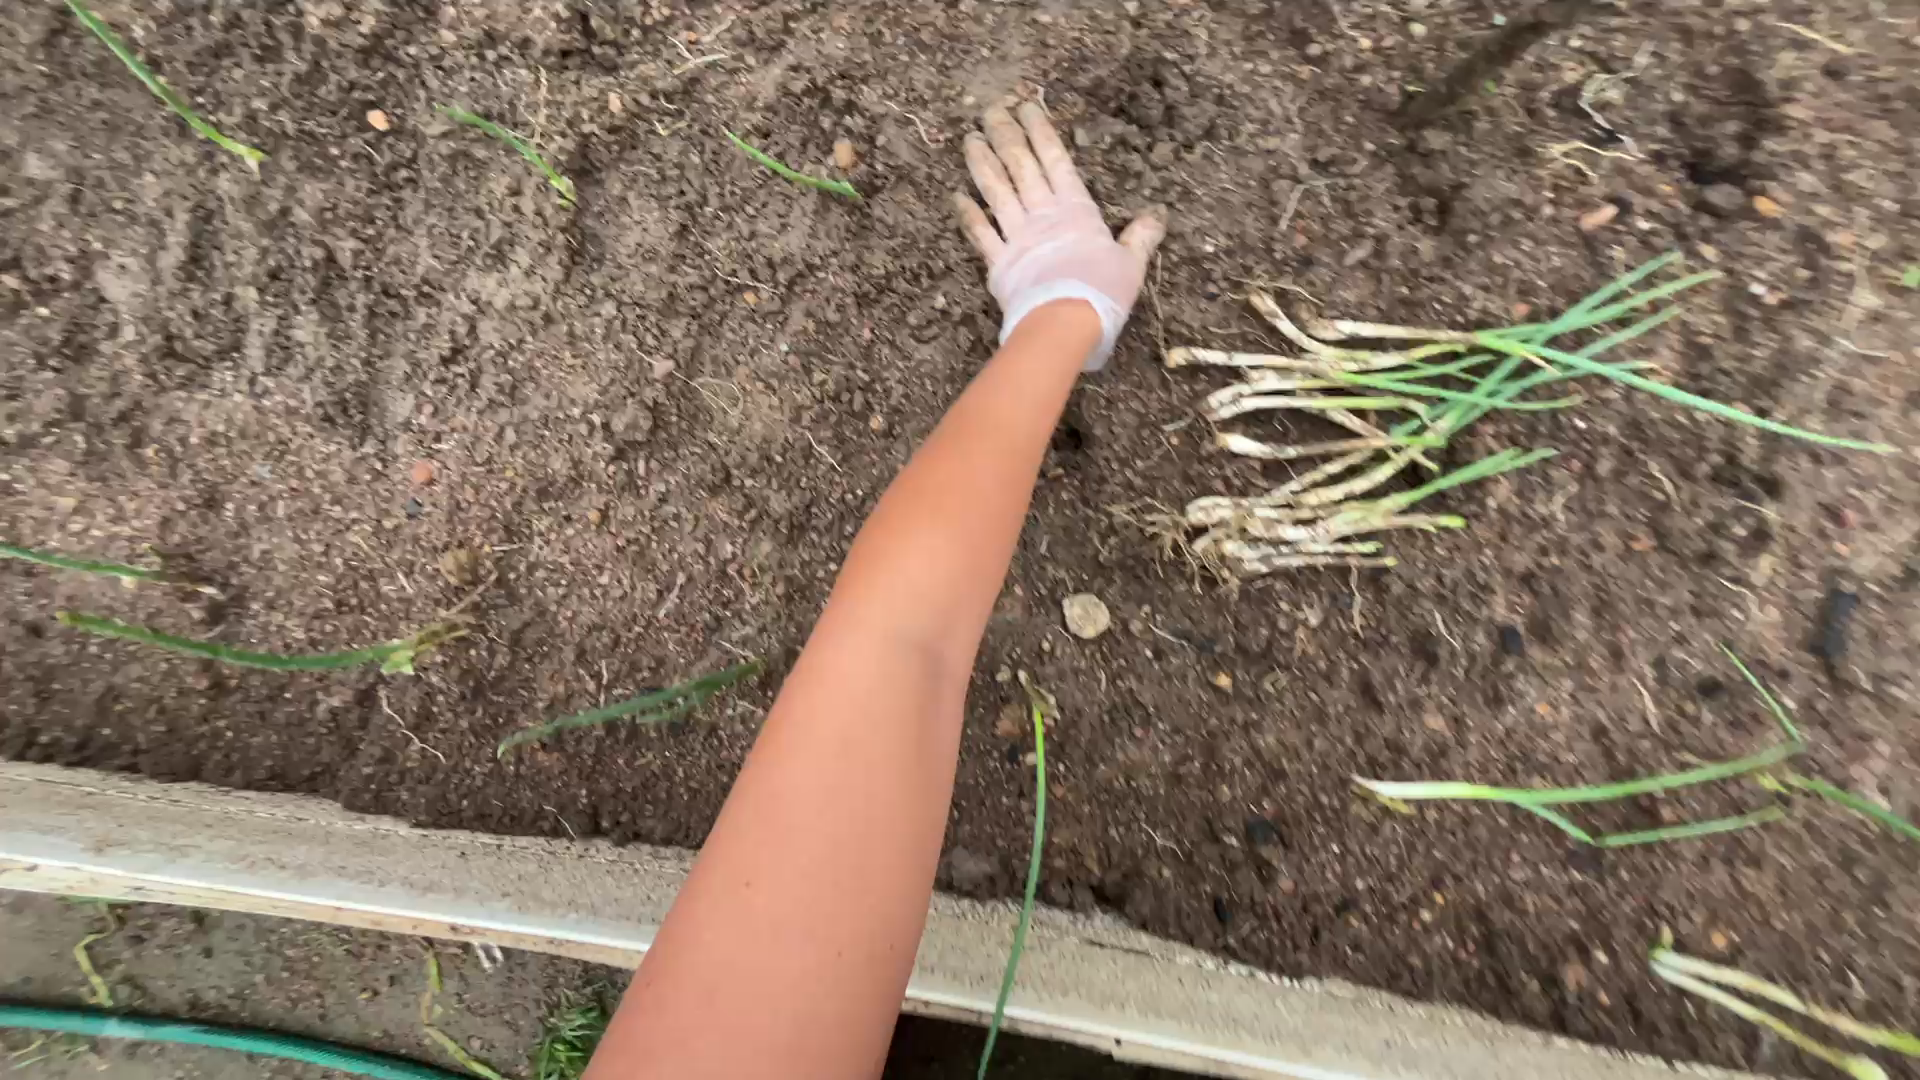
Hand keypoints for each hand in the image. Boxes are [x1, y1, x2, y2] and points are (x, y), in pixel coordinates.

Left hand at [953, 102, 1167, 370]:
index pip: (1055, 160)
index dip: (1040, 132)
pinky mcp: (999, 263)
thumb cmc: (1103, 293)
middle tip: (991, 110)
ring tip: (970, 140)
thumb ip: (1140, 237)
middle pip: (1021, 168)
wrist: (1066, 322)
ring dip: (983, 165)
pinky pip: (981, 234)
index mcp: (1076, 210)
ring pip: (997, 192)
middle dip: (1006, 136)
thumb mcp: (1131, 264)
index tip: (1027, 106)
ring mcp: (1018, 237)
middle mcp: (1043, 215)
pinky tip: (957, 196)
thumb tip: (1157, 216)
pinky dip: (969, 215)